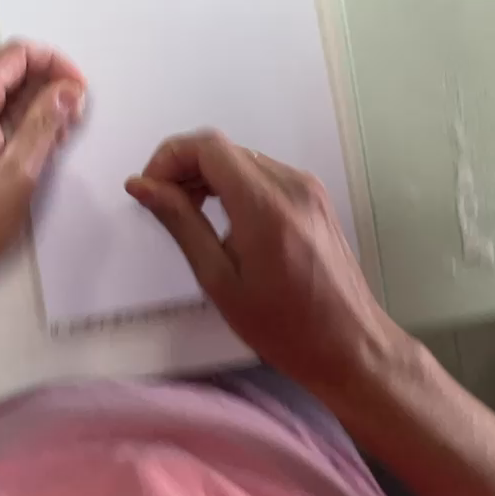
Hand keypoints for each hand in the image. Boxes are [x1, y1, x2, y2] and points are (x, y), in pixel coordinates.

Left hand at [0, 42, 86, 290]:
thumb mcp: (18, 173)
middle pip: (6, 70)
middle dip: (45, 87)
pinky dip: (10, 120)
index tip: (79, 92)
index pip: (17, 54)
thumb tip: (69, 88)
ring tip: (55, 140)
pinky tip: (30, 148)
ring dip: (30, 106)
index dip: (55, 64)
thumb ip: (45, 122)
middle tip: (71, 122)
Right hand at [126, 131, 415, 398]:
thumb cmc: (283, 327)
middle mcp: (289, 183)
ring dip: (206, 175)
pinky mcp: (312, 195)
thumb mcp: (219, 280)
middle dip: (184, 167)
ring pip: (240, 158)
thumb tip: (141, 185)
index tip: (150, 189)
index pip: (208, 146)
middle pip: (222, 149)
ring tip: (189, 214)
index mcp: (265, 204)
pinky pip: (260, 172)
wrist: (352, 349)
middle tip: (163, 205)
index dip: (170, 157)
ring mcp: (306, 186)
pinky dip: (232, 183)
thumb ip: (180, 222)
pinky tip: (222, 217)